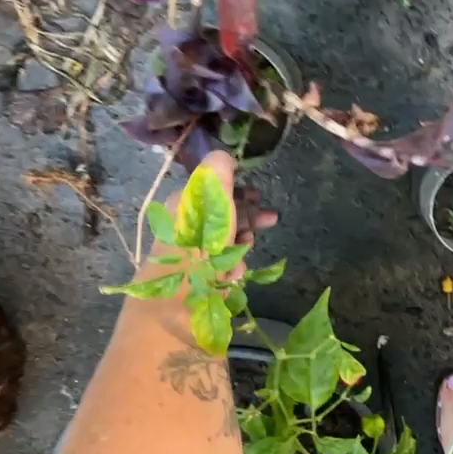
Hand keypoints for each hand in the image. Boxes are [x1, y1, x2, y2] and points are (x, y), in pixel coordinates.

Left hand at [151, 150, 278, 280]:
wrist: (182, 297)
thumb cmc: (200, 241)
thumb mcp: (211, 193)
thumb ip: (219, 168)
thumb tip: (227, 156)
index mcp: (185, 202)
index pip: (215, 190)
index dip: (238, 189)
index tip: (257, 195)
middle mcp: (189, 225)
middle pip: (226, 214)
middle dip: (249, 215)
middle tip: (270, 218)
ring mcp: (196, 251)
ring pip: (229, 240)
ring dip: (244, 241)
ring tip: (249, 245)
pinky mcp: (203, 275)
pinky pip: (225, 264)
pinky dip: (233, 264)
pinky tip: (233, 269)